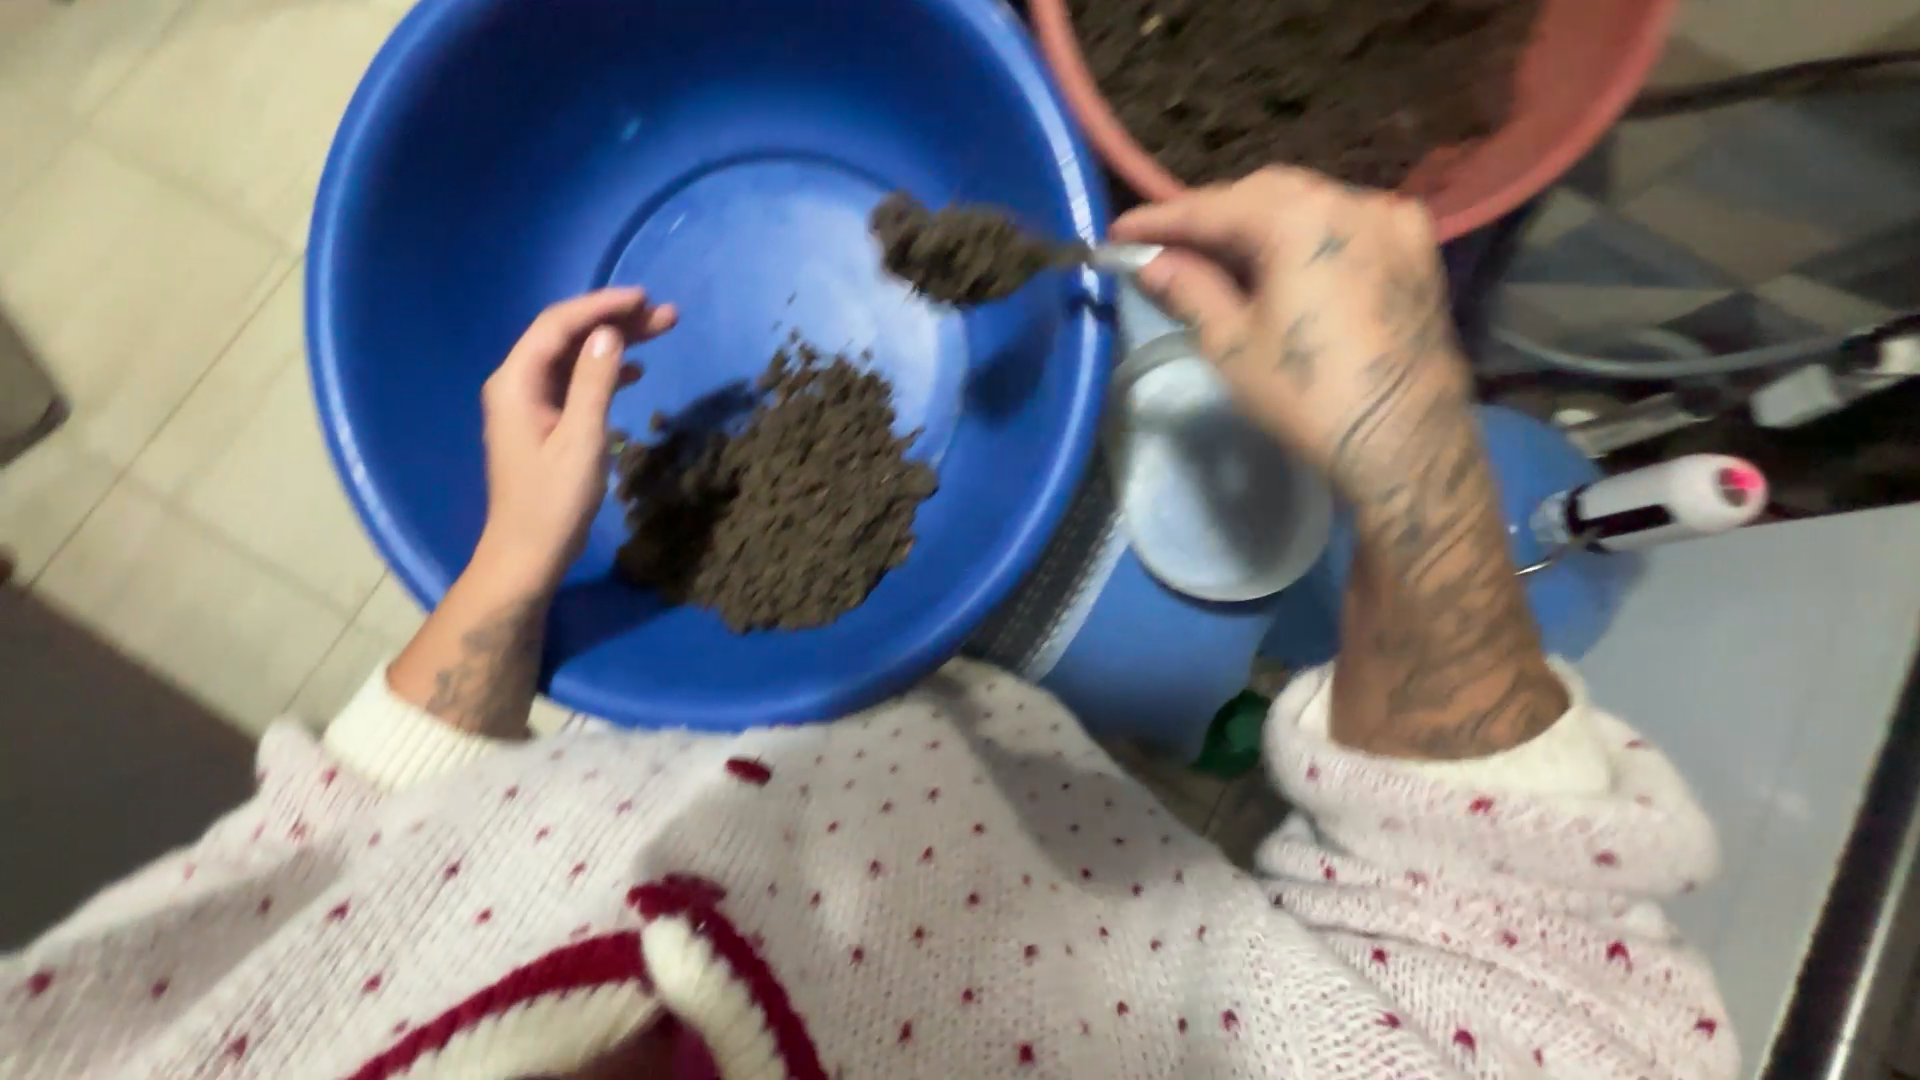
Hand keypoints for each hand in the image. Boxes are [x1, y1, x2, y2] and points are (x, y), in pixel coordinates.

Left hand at [473, 287, 676, 592]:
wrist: (528, 553)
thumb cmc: (554, 500)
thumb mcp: (582, 439)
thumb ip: (595, 383)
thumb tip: (611, 335)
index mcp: (516, 382)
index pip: (558, 326)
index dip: (601, 307)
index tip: (644, 299)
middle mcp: (517, 384)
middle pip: (568, 338)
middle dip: (615, 322)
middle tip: (666, 317)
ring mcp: (530, 404)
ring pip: (574, 358)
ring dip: (615, 345)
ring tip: (659, 335)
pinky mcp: (544, 423)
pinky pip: (575, 382)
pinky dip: (605, 372)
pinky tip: (633, 372)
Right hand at [1111, 167, 1470, 497]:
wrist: (1403, 440)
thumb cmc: (1306, 396)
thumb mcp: (1232, 344)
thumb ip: (1189, 289)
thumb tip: (1150, 262)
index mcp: (1302, 220)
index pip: (1213, 208)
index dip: (1160, 220)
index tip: (1119, 232)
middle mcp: (1353, 200)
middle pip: (1262, 194)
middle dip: (1210, 216)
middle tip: (1165, 245)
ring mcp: (1392, 220)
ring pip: (1306, 204)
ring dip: (1254, 223)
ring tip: (1214, 255)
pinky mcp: (1414, 248)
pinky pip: (1343, 223)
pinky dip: (1301, 233)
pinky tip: (1278, 261)